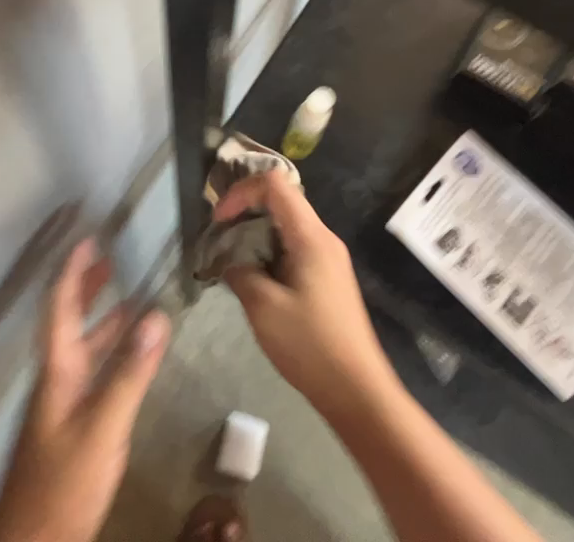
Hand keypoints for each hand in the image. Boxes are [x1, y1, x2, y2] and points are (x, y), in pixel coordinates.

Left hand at [0, 239, 169, 541]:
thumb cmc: (64, 479)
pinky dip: (111, 353)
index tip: (87, 240)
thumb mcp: (103, 424)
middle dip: (86, 288)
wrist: (34, 537)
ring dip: (101, 319)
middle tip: (108, 259)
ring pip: (82, 348)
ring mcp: (63, 403)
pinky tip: (130, 358)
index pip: (61, 307)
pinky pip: (93, 372)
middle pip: (68, 322)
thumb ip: (130, 372)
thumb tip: (156, 314)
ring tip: (128, 298)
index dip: (72, 272)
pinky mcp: (73, 424)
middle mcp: (57, 378)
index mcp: (58, 369)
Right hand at [214, 170, 397, 421]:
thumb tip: (230, 259)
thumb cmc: (310, 345)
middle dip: (245, 211)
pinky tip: (252, 278)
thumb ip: (240, 271)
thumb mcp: (263, 308)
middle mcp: (323, 238)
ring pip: (286, 226)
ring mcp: (328, 258)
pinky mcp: (327, 277)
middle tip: (217, 237)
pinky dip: (268, 252)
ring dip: (254, 234)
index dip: (241, 192)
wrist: (356, 389)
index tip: (218, 220)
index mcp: (311, 237)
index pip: (275, 184)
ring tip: (229, 259)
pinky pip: (293, 248)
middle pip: (281, 201)